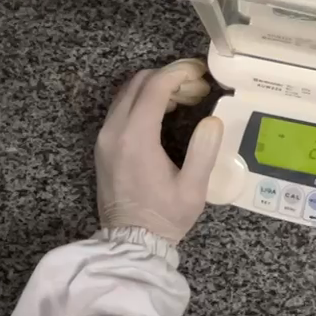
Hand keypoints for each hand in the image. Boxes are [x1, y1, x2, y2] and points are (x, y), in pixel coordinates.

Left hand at [96, 59, 223, 241]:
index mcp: (136, 138)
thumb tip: (213, 119)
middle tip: (196, 88)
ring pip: (127, 93)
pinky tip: (164, 112)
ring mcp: (105, 138)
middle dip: (168, 77)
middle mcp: (114, 131)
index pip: (155, 87)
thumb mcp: (193, 189)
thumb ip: (204, 150)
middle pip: (138, 83)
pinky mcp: (103, 146)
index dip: (179, 73)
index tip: (200, 73)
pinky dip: (142, 100)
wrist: (131, 243)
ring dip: (155, 87)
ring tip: (184, 98)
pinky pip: (120, 108)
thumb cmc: (164, 217)